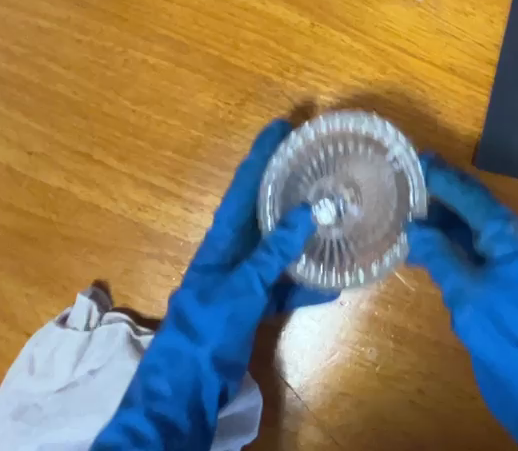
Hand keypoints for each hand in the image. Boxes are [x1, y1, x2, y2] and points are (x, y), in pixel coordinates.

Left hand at [94, 119, 332, 450]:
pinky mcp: (251, 306)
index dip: (262, 154)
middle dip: (287, 187)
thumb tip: (307, 212)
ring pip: (277, 246)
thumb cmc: (206, 330)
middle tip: (317, 162)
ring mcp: (242, 279)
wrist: (184, 391)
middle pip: (263, 211)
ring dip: (302, 234)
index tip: (284, 125)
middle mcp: (232, 251)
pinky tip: (333, 286)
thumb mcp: (242, 287)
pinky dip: (304, 284)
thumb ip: (273, 252)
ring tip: (334, 215)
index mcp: (222, 239)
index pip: (244, 185)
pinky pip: (283, 285)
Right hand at [408, 155, 517, 450]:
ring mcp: (498, 260)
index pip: (466, 191)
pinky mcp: (491, 282)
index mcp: (502, 231)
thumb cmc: (504, 329)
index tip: (409, 159)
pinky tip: (415, 248)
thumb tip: (414, 226)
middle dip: (436, 190)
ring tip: (401, 207)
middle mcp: (502, 238)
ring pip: (463, 227)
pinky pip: (463, 251)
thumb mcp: (466, 290)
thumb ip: (439, 254)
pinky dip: (440, 245)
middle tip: (401, 177)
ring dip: (436, 218)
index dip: (438, 175)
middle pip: (466, 203)